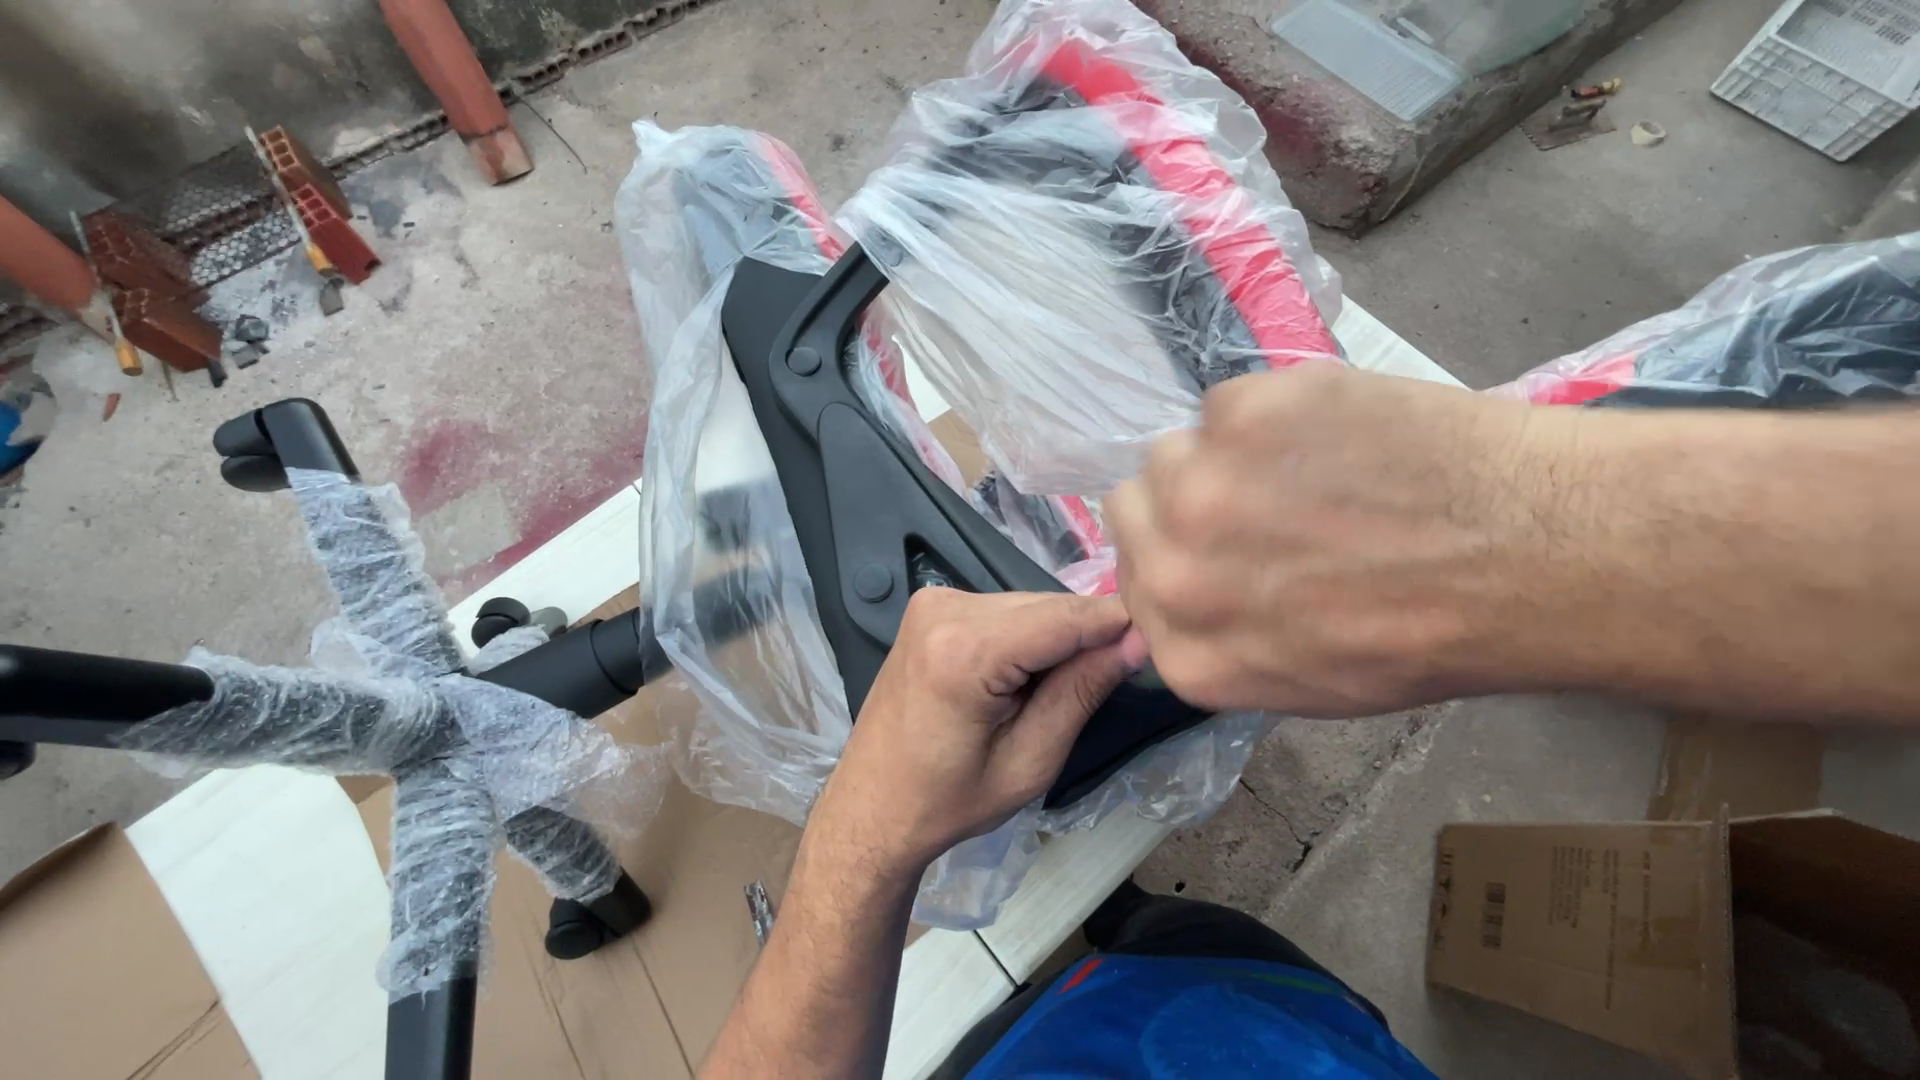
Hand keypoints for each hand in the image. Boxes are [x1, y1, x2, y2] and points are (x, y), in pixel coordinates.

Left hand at [809, 588, 1142, 878]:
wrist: (872, 805)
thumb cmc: (948, 801)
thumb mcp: (1029, 761)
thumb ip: (1081, 692)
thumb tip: (1136, 641)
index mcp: (964, 652)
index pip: (1065, 617)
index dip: (1119, 624)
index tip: (1163, 639)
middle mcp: (945, 608)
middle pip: (1048, 606)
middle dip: (1088, 635)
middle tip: (1117, 676)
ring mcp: (933, 601)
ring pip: (1029, 604)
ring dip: (1057, 637)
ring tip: (1062, 686)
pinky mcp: (930, 606)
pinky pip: (1003, 609)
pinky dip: (1028, 635)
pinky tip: (1026, 675)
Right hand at [1107, 365, 1579, 717]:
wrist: (1538, 556)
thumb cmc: (1429, 634)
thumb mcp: (1300, 682)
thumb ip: (1215, 639)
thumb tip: (1173, 592)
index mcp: (1188, 651)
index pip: (1131, 581)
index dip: (1175, 556)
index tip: (1217, 546)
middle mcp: (1174, 574)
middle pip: (1131, 506)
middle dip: (1182, 504)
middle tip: (1257, 503)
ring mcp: (1202, 488)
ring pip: (1174, 449)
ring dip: (1223, 456)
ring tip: (1304, 468)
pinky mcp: (1246, 413)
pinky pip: (1225, 403)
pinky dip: (1272, 413)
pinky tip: (1335, 435)